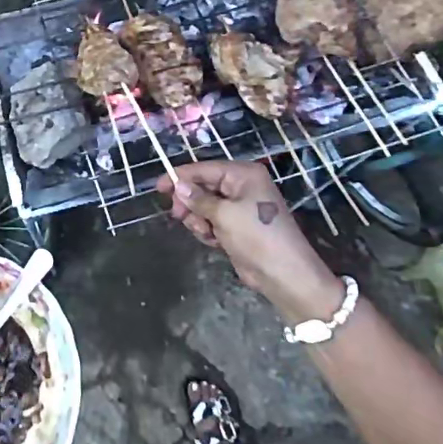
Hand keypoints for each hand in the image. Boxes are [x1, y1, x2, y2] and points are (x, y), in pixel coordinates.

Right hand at [156, 161, 344, 321]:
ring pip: (204, 206)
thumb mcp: (224, 214)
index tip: (158, 187)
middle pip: (202, 187)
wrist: (284, 274)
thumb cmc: (257, 236)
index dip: (180, 177)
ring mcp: (240, 207)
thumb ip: (198, 199)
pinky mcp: (237, 227)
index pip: (204, 169)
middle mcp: (242, 186)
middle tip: (179, 216)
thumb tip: (178, 186)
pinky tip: (213, 241)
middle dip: (190, 202)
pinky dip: (207, 230)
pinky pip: (212, 221)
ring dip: (199, 219)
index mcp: (243, 174)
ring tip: (206, 233)